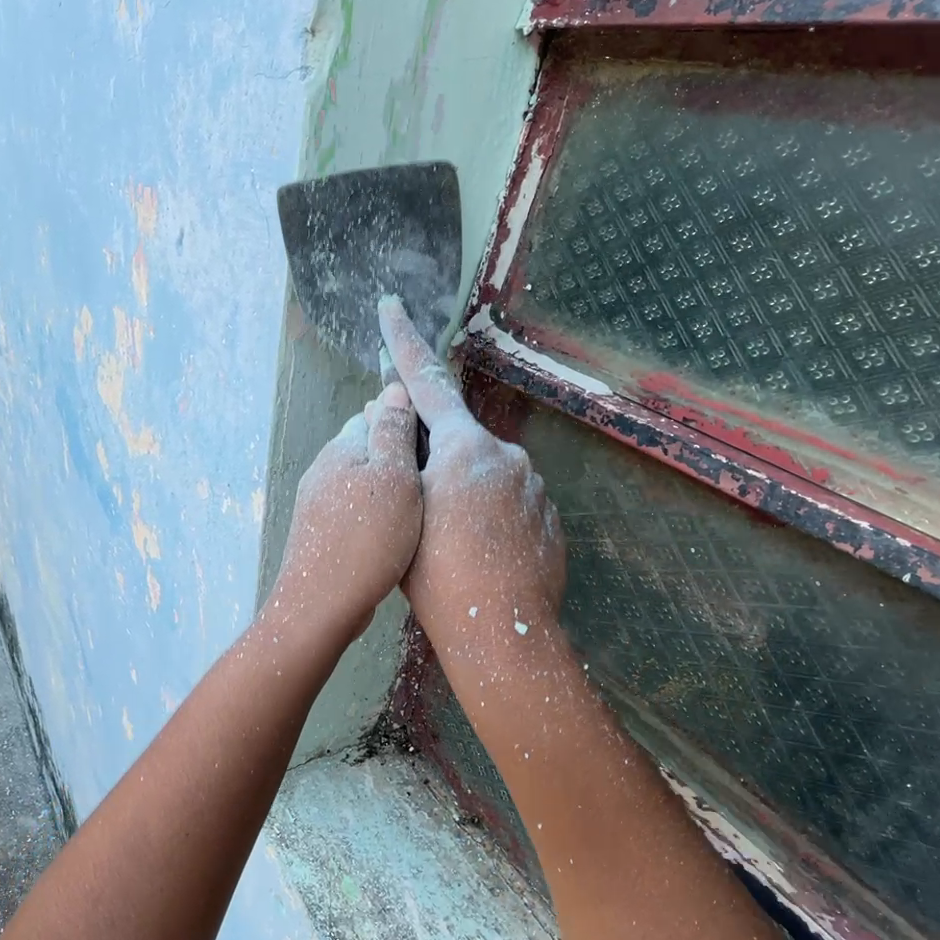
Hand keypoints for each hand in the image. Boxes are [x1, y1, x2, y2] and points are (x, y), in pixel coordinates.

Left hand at [266, 381, 421, 640]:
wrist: (322, 604)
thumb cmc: (366, 540)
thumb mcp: (394, 479)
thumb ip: (394, 434)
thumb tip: (393, 389)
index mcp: (341, 449)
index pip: (375, 415)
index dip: (407, 423)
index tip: (437, 443)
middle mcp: (324, 470)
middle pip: (368, 449)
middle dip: (399, 457)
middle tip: (435, 479)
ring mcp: (319, 504)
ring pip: (364, 483)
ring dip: (390, 489)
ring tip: (422, 508)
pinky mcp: (322, 533)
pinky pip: (357, 511)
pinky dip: (378, 515)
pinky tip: (398, 534)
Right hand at [379, 298, 565, 655]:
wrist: (501, 633)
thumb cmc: (438, 575)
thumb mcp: (404, 512)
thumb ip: (408, 463)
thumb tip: (408, 433)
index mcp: (466, 449)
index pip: (427, 382)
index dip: (404, 342)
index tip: (391, 306)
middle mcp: (506, 457)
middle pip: (456, 440)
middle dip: (431, 461)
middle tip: (414, 509)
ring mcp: (533, 488)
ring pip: (482, 475)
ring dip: (458, 495)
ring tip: (444, 545)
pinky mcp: (548, 518)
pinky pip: (506, 502)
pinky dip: (484, 518)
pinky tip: (473, 555)